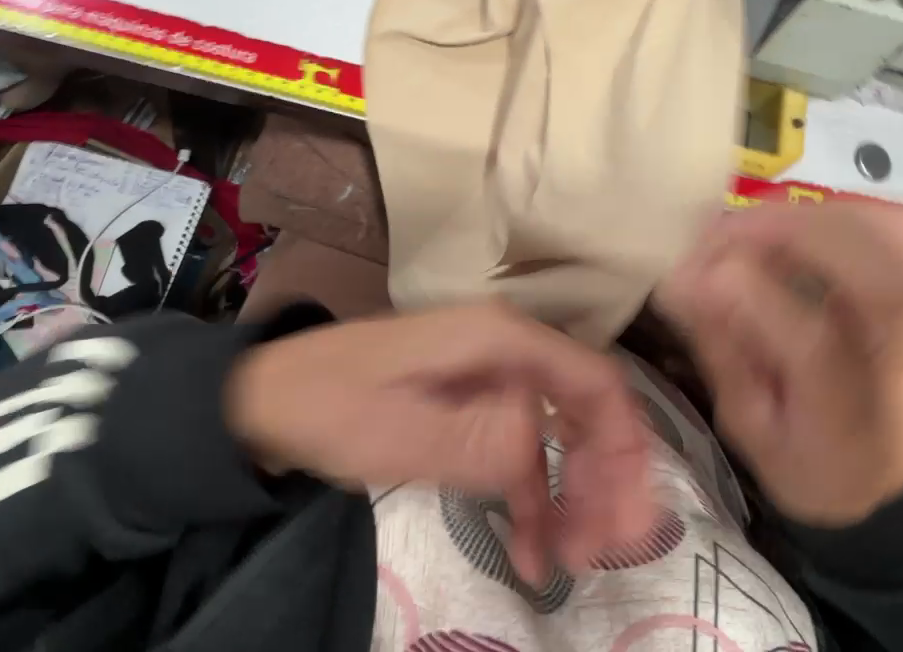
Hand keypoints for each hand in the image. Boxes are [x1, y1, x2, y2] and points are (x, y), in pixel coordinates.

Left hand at [224, 304, 655, 581]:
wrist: (268, 399)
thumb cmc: (332, 404)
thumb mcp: (402, 432)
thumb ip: (482, 440)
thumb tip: (544, 447)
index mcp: (500, 340)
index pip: (594, 382)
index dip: (626, 446)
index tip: (635, 515)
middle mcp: (507, 353)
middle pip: (586, 411)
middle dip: (608, 480)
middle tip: (609, 551)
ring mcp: (492, 381)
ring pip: (561, 438)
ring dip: (577, 497)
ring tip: (575, 562)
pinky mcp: (473, 411)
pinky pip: (522, 456)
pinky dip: (534, 502)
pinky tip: (533, 555)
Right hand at [654, 200, 902, 526]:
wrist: (880, 482)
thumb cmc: (804, 466)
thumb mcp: (749, 430)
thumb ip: (723, 354)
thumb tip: (682, 282)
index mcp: (864, 432)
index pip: (821, 352)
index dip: (755, 298)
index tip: (692, 275)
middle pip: (881, 282)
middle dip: (792, 235)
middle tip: (723, 229)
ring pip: (899, 245)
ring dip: (818, 218)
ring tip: (755, 222)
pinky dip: (847, 215)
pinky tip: (798, 222)